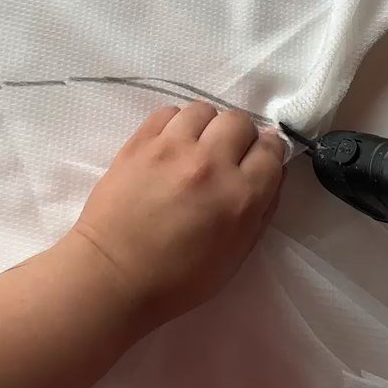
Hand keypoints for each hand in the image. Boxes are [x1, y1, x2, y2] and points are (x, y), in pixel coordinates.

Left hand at [64, 103, 284, 328]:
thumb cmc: (179, 278)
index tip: (258, 160)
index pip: (271, 148)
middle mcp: (210, 163)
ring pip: (204, 109)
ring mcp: (172, 147)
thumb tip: (274, 171)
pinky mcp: (140, 140)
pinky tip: (170, 146)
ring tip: (195, 148)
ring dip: (206, 127)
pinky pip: (168, 111)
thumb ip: (262, 208)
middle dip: (240, 137)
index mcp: (240, 196)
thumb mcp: (237, 254)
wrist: (113, 274)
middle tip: (226, 157)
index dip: (268, 152)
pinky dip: (175, 124)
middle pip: (240, 121)